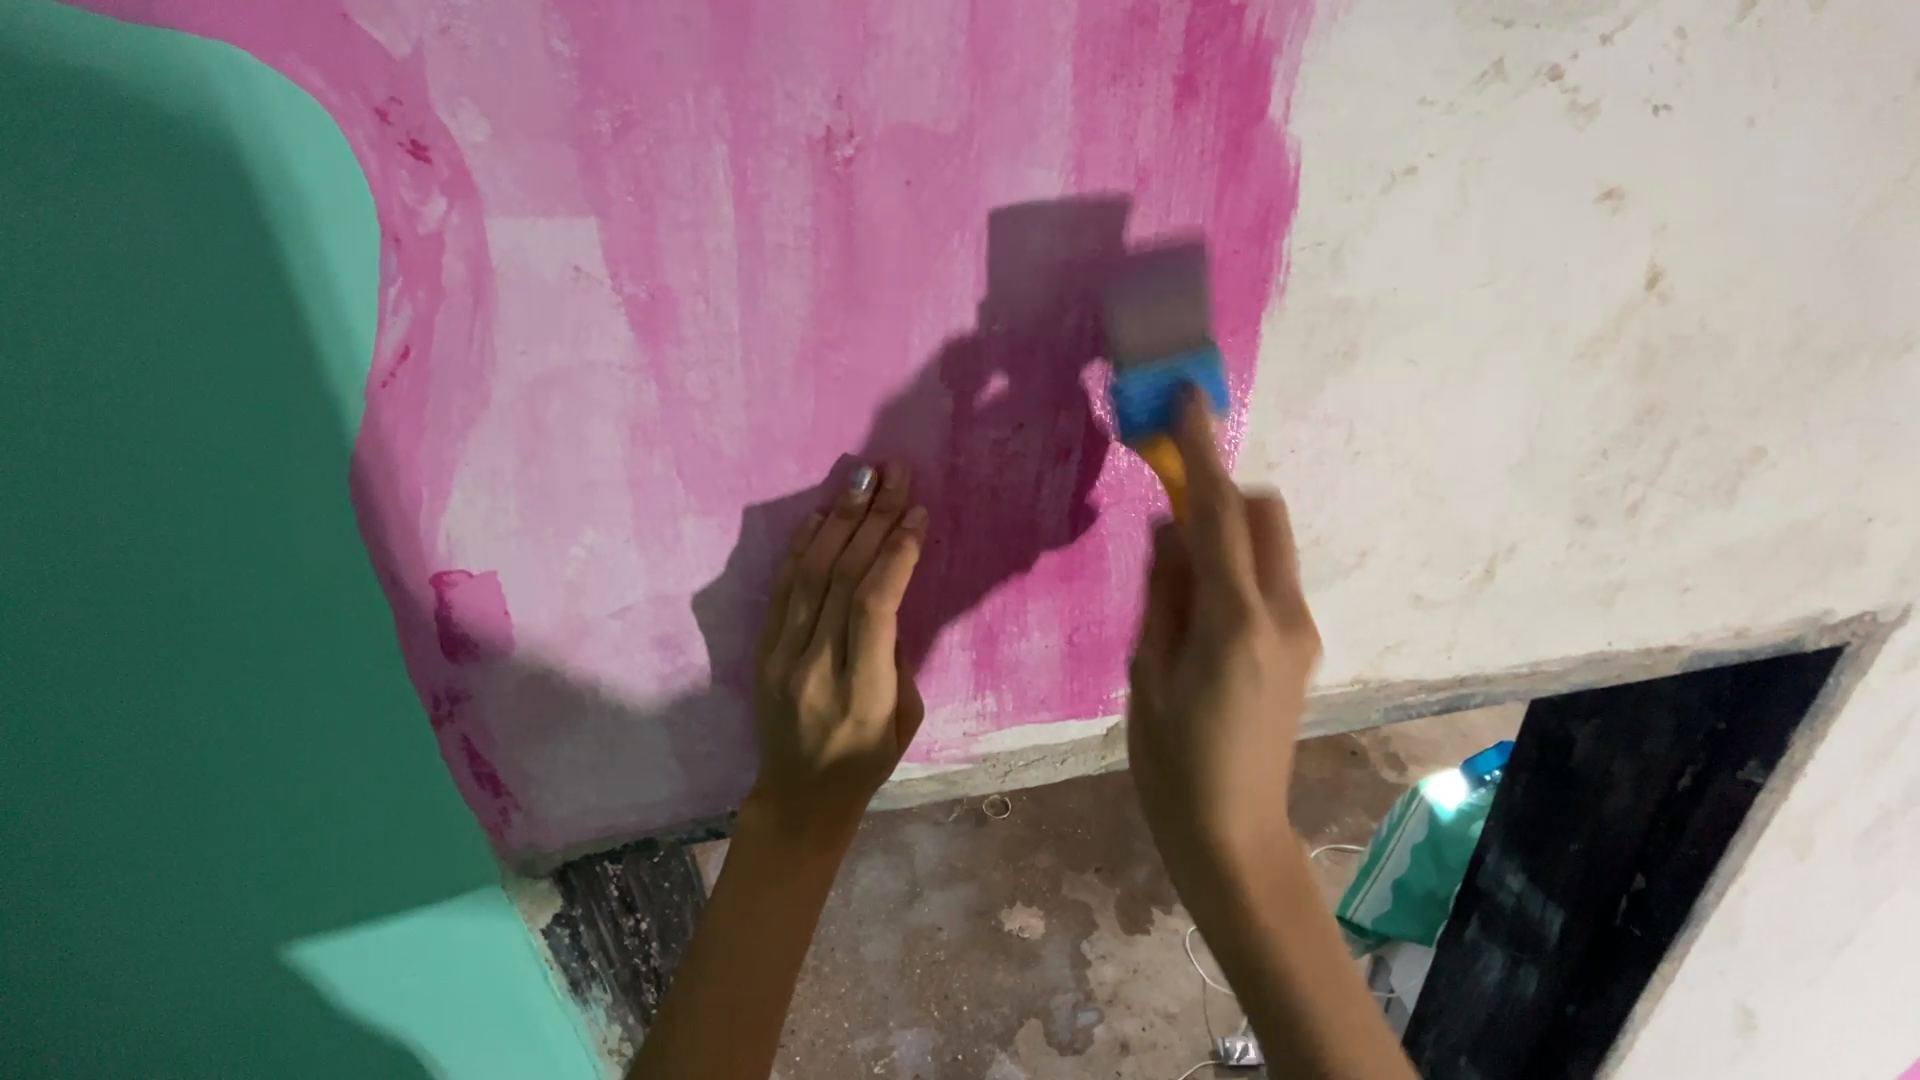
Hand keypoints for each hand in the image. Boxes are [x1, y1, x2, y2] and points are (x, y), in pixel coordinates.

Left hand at [750, 460, 928, 833]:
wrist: (800, 796)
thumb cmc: (868, 761)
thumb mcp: (905, 717)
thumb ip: (897, 654)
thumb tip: (887, 594)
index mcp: (862, 690)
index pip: (874, 605)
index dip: (896, 552)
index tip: (917, 512)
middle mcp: (815, 666)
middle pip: (842, 576)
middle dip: (871, 518)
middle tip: (893, 472)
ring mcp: (781, 656)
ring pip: (809, 573)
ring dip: (838, 519)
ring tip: (862, 477)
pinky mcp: (762, 650)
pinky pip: (781, 588)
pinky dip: (802, 546)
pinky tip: (821, 514)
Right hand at [1127, 392, 1320, 869]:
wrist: (1233, 831)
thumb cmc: (1171, 761)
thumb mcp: (1146, 672)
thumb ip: (1163, 590)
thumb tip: (1170, 527)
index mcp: (1236, 622)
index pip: (1220, 515)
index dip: (1200, 453)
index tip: (1185, 402)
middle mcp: (1284, 614)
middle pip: (1265, 514)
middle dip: (1221, 496)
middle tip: (1169, 525)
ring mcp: (1301, 630)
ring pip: (1270, 545)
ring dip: (1227, 536)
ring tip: (1176, 592)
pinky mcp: (1301, 645)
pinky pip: (1269, 578)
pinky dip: (1236, 569)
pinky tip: (1200, 618)